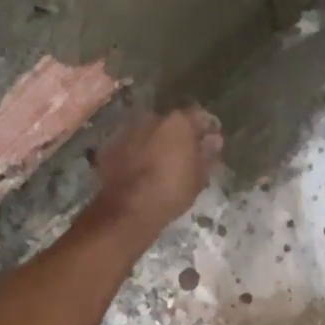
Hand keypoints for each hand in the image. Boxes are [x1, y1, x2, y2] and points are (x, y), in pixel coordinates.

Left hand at [87, 108, 222, 233]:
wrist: (128, 208)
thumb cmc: (172, 191)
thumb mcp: (199, 176)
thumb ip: (207, 153)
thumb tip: (213, 140)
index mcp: (179, 122)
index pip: (200, 115)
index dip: (208, 127)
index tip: (212, 139)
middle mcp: (153, 118)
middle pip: (172, 121)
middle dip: (180, 133)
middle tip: (186, 152)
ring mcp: (129, 130)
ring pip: (150, 131)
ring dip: (157, 141)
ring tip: (163, 161)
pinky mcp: (111, 145)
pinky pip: (132, 143)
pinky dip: (138, 151)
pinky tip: (142, 167)